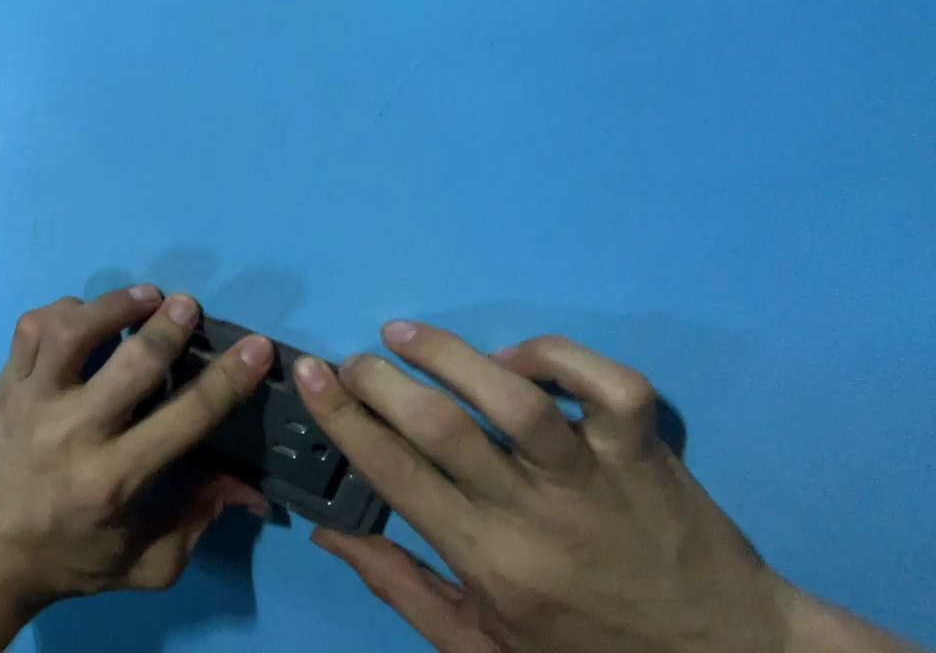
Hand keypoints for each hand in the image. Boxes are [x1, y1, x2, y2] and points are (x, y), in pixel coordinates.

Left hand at [0, 286, 274, 612]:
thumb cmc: (69, 556)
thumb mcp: (145, 561)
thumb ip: (198, 518)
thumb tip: (250, 484)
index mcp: (115, 477)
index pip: (186, 417)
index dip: (228, 379)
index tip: (256, 348)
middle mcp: (74, 429)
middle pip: (132, 363)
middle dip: (168, 327)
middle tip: (190, 305)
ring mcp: (33, 399)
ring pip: (73, 332)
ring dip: (114, 305)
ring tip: (144, 295)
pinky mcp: (5, 383)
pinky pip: (32, 329)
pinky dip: (61, 310)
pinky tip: (85, 312)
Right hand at [294, 325, 787, 652]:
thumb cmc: (588, 650)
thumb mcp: (485, 645)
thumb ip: (400, 586)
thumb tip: (325, 531)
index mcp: (488, 560)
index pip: (392, 473)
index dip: (340, 415)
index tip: (309, 373)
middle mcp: (534, 515)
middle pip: (441, 427)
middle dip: (379, 379)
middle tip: (353, 361)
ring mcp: (595, 479)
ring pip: (516, 399)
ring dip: (448, 355)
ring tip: (405, 334)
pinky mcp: (647, 453)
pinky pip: (610, 388)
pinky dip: (558, 357)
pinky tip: (515, 357)